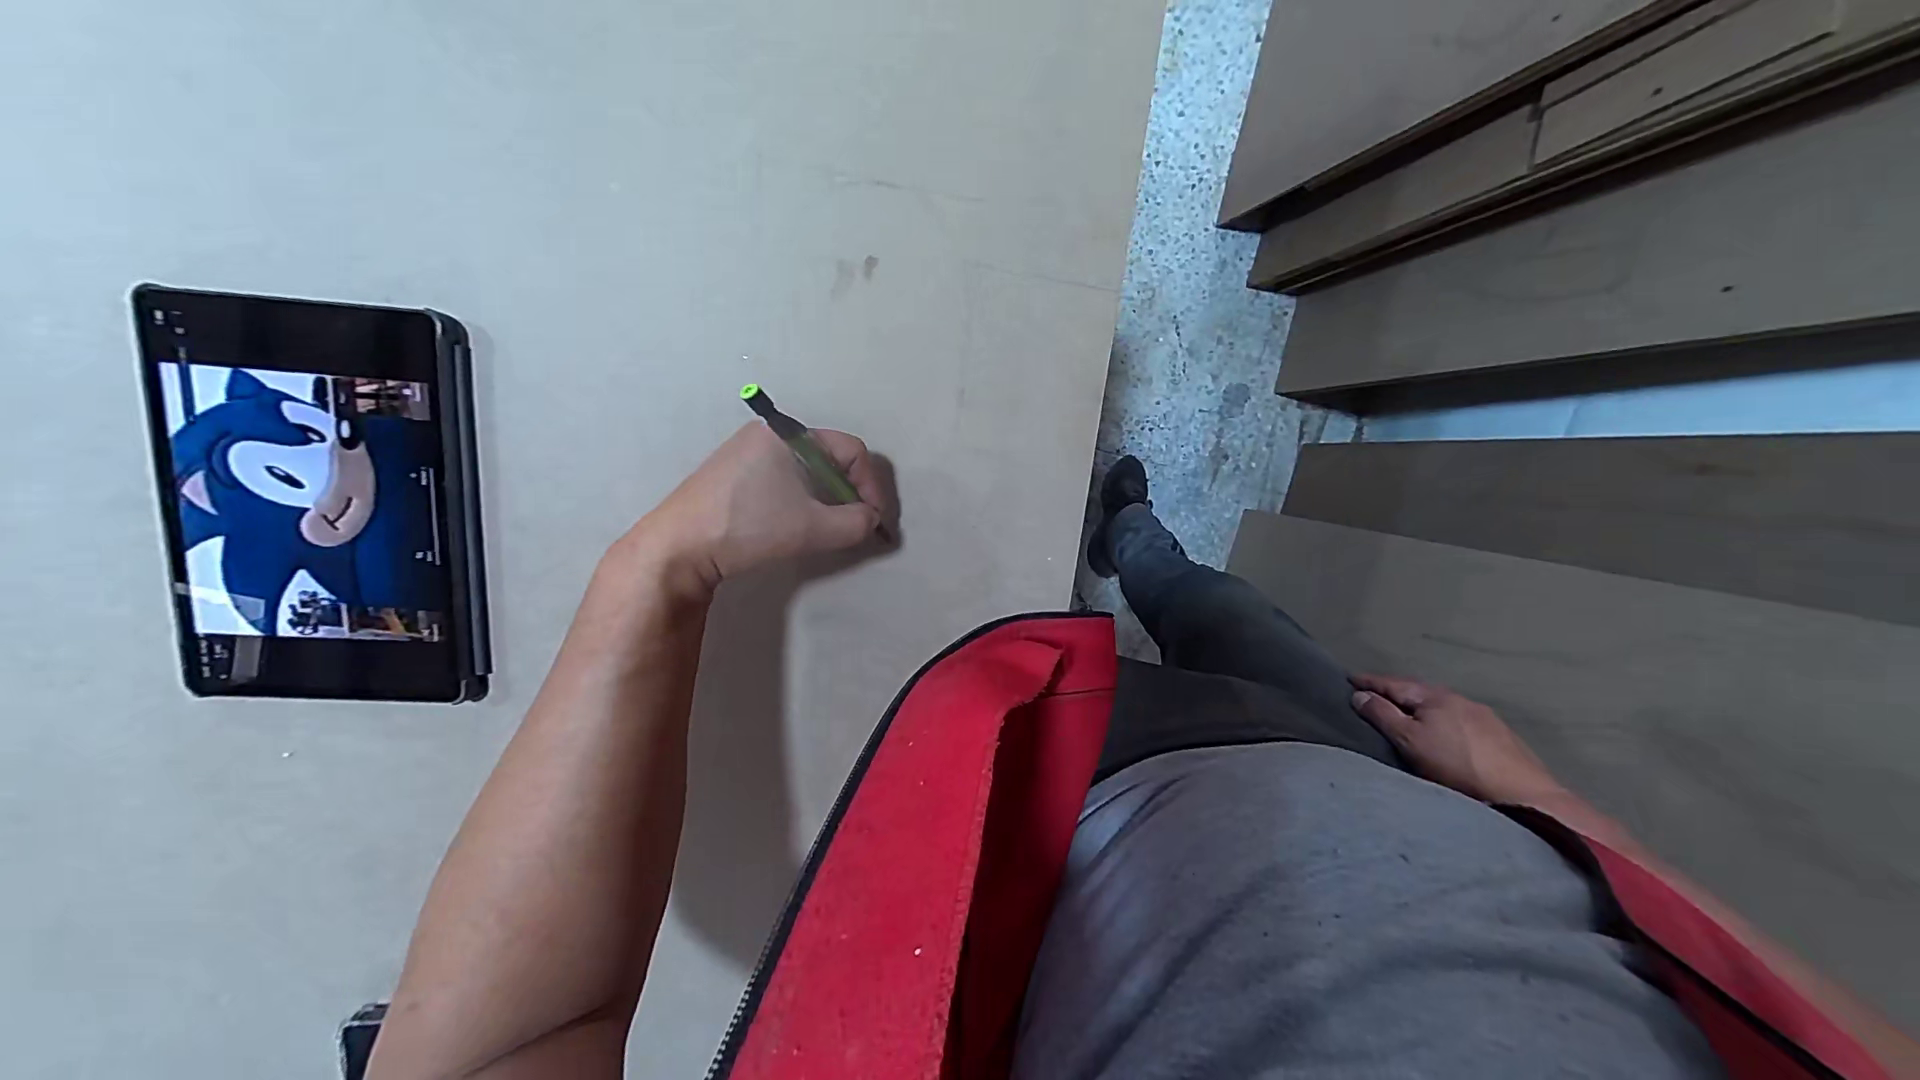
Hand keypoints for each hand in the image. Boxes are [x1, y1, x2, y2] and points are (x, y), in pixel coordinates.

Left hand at [627, 422, 889, 589]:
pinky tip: (797, 524)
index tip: (874, 520)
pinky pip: (785, 479)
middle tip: (857, 523)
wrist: (677, 548)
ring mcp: (748, 453)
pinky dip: (804, 499)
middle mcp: (768, 435)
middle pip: (831, 457)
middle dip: (851, 492)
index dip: (871, 486)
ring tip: (830, 528)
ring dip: (828, 498)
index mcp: (788, 434)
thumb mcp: (812, 528)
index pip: (851, 450)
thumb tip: (872, 520)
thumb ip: (856, 523)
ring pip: (808, 470)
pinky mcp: (734, 475)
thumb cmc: (747, 527)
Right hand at [1350, 675, 1565, 805]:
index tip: (1348, 678)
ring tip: (1405, 714)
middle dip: (1395, 691)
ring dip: (1419, 706)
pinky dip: (1440, 719)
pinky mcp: (1501, 736)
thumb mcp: (1409, 741)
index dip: (1369, 681)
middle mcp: (1460, 699)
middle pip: (1418, 691)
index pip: (1393, 683)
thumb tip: (1360, 694)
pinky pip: (1458, 719)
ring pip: (1441, 705)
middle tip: (1373, 694)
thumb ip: (1382, 715)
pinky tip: (1441, 732)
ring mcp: (1484, 717)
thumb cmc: (1457, 767)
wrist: (1526, 797)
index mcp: (1434, 696)